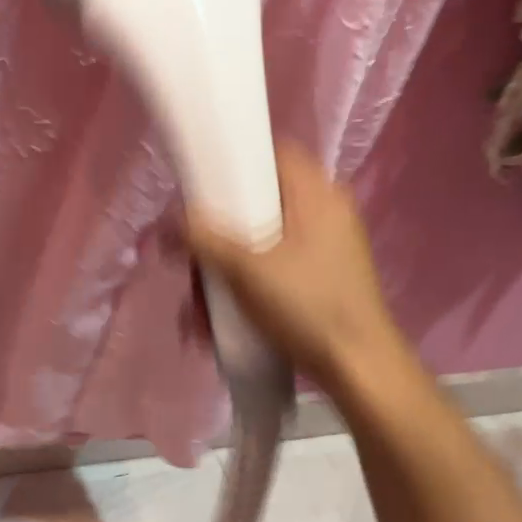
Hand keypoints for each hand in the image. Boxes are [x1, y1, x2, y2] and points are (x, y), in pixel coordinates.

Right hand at [185, 143, 405, 385]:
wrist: (358, 368)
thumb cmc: (308, 307)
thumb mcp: (247, 269)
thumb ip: (202, 239)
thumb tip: (162, 224)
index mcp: (316, 196)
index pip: (271, 153)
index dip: (231, 162)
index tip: (194, 186)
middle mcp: (320, 215)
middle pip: (251, 207)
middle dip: (210, 241)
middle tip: (189, 268)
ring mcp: (318, 251)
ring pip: (251, 246)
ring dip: (216, 278)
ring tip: (196, 314)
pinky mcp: (312, 282)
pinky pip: (263, 274)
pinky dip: (237, 294)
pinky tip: (213, 325)